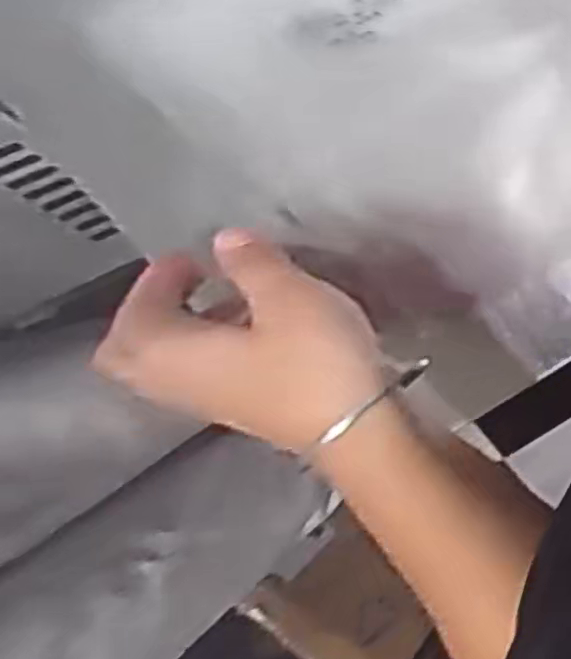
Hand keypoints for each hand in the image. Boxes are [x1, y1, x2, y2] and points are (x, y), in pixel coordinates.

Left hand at [93, 229, 387, 453]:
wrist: (349, 420)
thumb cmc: (316, 356)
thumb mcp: (293, 298)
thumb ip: (257, 266)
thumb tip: (226, 238)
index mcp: (166, 348)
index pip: (140, 308)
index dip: (160, 278)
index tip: (188, 255)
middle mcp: (167, 377)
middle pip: (133, 343)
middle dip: (154, 309)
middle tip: (191, 282)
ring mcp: (202, 397)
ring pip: (168, 358)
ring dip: (187, 326)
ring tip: (232, 301)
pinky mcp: (236, 405)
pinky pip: (199, 369)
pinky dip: (211, 345)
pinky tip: (256, 333)